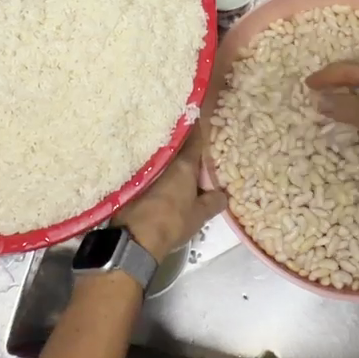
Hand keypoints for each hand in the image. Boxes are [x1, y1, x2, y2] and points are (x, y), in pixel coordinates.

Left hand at [114, 132, 226, 255]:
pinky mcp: (137, 181)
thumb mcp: (200, 215)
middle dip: (190, 145)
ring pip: (167, 158)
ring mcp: (150, 169)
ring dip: (175, 159)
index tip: (208, 118)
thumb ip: (214, 202)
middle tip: (201, 146)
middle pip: (181, 146)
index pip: (197, 137)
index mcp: (184, 163)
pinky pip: (156, 168)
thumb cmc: (172, 222)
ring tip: (187, 163)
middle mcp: (166, 160)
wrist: (135, 239)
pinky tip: (168, 179)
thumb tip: (223, 194)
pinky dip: (164, 171)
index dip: (204, 127)